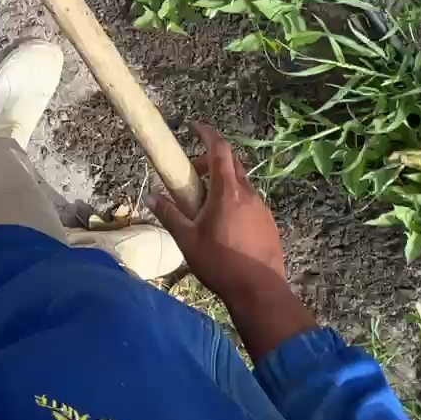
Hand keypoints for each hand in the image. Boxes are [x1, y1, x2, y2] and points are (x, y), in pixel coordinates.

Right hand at [152, 123, 316, 359]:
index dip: (208, 134)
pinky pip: (249, 201)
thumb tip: (152, 197)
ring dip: (222, 183)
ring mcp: (262, 208)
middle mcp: (248, 193)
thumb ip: (169, 215)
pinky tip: (223, 223)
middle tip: (192, 172)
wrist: (260, 292)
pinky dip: (234, 200)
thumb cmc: (220, 263)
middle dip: (211, 160)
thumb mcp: (187, 240)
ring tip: (204, 204)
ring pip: (241, 183)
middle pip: (231, 163)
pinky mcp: (268, 223)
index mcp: (227, 191)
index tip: (195, 127)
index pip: (220, 150)